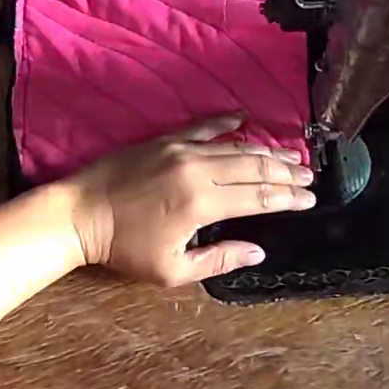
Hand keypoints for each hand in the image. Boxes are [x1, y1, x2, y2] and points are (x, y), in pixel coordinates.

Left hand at [55, 114, 315, 286]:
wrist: (79, 215)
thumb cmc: (124, 248)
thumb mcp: (171, 270)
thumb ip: (218, 260)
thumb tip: (258, 252)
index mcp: (202, 204)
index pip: (258, 198)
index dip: (288, 198)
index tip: (310, 197)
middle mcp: (198, 171)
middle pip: (254, 167)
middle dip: (286, 172)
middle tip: (310, 174)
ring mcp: (180, 150)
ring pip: (235, 147)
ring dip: (266, 151)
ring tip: (291, 154)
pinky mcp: (164, 140)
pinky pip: (202, 127)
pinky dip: (225, 122)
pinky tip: (243, 118)